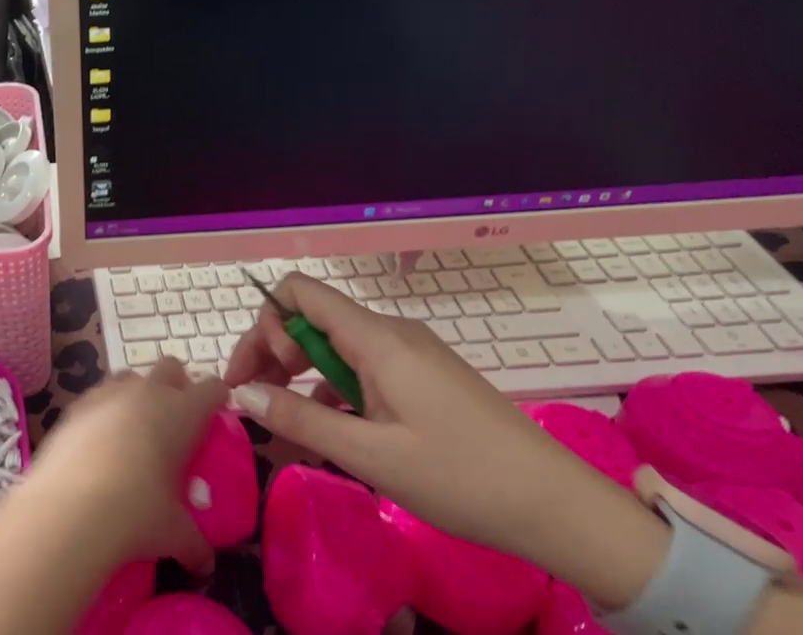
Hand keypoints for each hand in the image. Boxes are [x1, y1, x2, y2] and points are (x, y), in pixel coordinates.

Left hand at [21, 357, 228, 572]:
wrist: (69, 508)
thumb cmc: (137, 513)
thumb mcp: (175, 533)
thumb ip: (195, 543)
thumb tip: (205, 564)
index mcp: (182, 412)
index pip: (213, 388)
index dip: (217, 399)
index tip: (216, 417)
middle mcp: (147, 392)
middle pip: (170, 367)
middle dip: (177, 385)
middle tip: (177, 421)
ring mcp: (107, 393)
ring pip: (130, 376)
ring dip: (138, 393)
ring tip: (136, 429)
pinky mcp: (75, 404)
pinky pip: (97, 396)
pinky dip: (104, 410)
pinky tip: (100, 440)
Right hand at [225, 273, 665, 605]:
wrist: (561, 509)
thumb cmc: (461, 478)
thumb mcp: (369, 454)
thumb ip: (298, 419)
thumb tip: (240, 395)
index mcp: (377, 339)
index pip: (299, 293)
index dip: (264, 324)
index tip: (254, 376)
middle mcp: (391, 335)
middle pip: (311, 320)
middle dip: (272, 354)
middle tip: (254, 404)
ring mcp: (412, 357)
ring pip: (335, 348)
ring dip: (300, 378)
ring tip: (283, 425)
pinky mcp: (426, 380)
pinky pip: (363, 370)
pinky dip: (333, 392)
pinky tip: (327, 431)